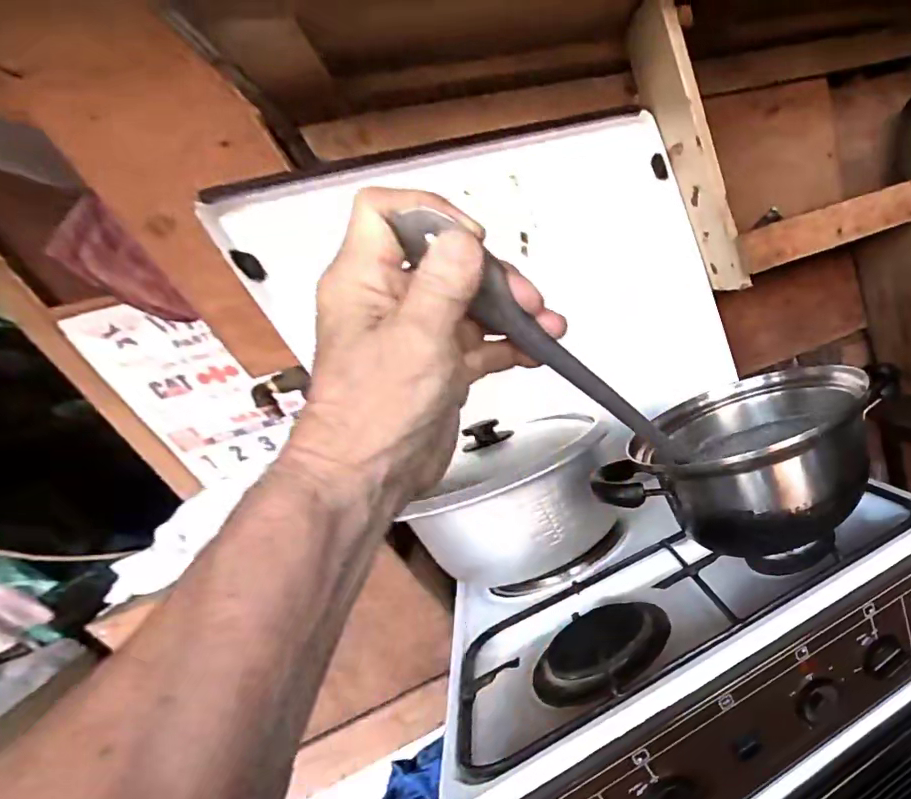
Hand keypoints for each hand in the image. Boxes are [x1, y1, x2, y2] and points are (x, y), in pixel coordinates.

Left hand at [282, 187, 565, 508]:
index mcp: (365, 281)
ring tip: (545, 326)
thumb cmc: (372, 413)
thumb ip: (442, 285)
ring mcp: (420, 335)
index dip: (433, 216)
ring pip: (473, 305)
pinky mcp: (442, 365)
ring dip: (512, 312)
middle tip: (524, 298)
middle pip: (448, 262)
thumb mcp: (415, 338)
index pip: (388, 215)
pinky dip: (511, 344)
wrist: (372, 471)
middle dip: (493, 275)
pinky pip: (483, 343)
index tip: (473, 240)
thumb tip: (463, 241)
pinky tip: (534, 351)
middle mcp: (392, 302)